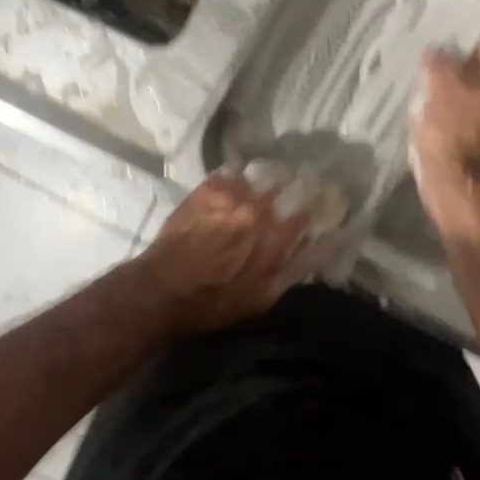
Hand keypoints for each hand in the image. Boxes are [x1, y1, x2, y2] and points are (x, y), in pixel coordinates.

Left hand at [136, 171, 309, 333]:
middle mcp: (259, 211)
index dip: (309, 209)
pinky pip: (229, 176)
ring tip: (249, 195)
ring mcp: (232, 195)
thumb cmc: (213, 302)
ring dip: (256, 188)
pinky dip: (231, 184)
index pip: (305, 213)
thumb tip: (316, 247)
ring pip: (256, 180)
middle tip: (280, 198)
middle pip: (283, 189)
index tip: (309, 208)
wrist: (163, 289)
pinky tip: (225, 194)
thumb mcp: (260, 298)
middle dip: (285, 192)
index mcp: (276, 239)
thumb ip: (290, 269)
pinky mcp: (209, 188)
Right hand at [412, 45, 479, 243]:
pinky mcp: (465, 127)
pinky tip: (419, 86)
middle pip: (470, 66)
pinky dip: (437, 95)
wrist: (445, 172)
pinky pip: (449, 101)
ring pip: (458, 84)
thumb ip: (437, 60)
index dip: (460, 38)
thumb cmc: (449, 124)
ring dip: (440, 76)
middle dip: (448, 58)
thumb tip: (432, 49)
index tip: (439, 29)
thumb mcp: (441, 83)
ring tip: (418, 64)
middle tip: (425, 44)